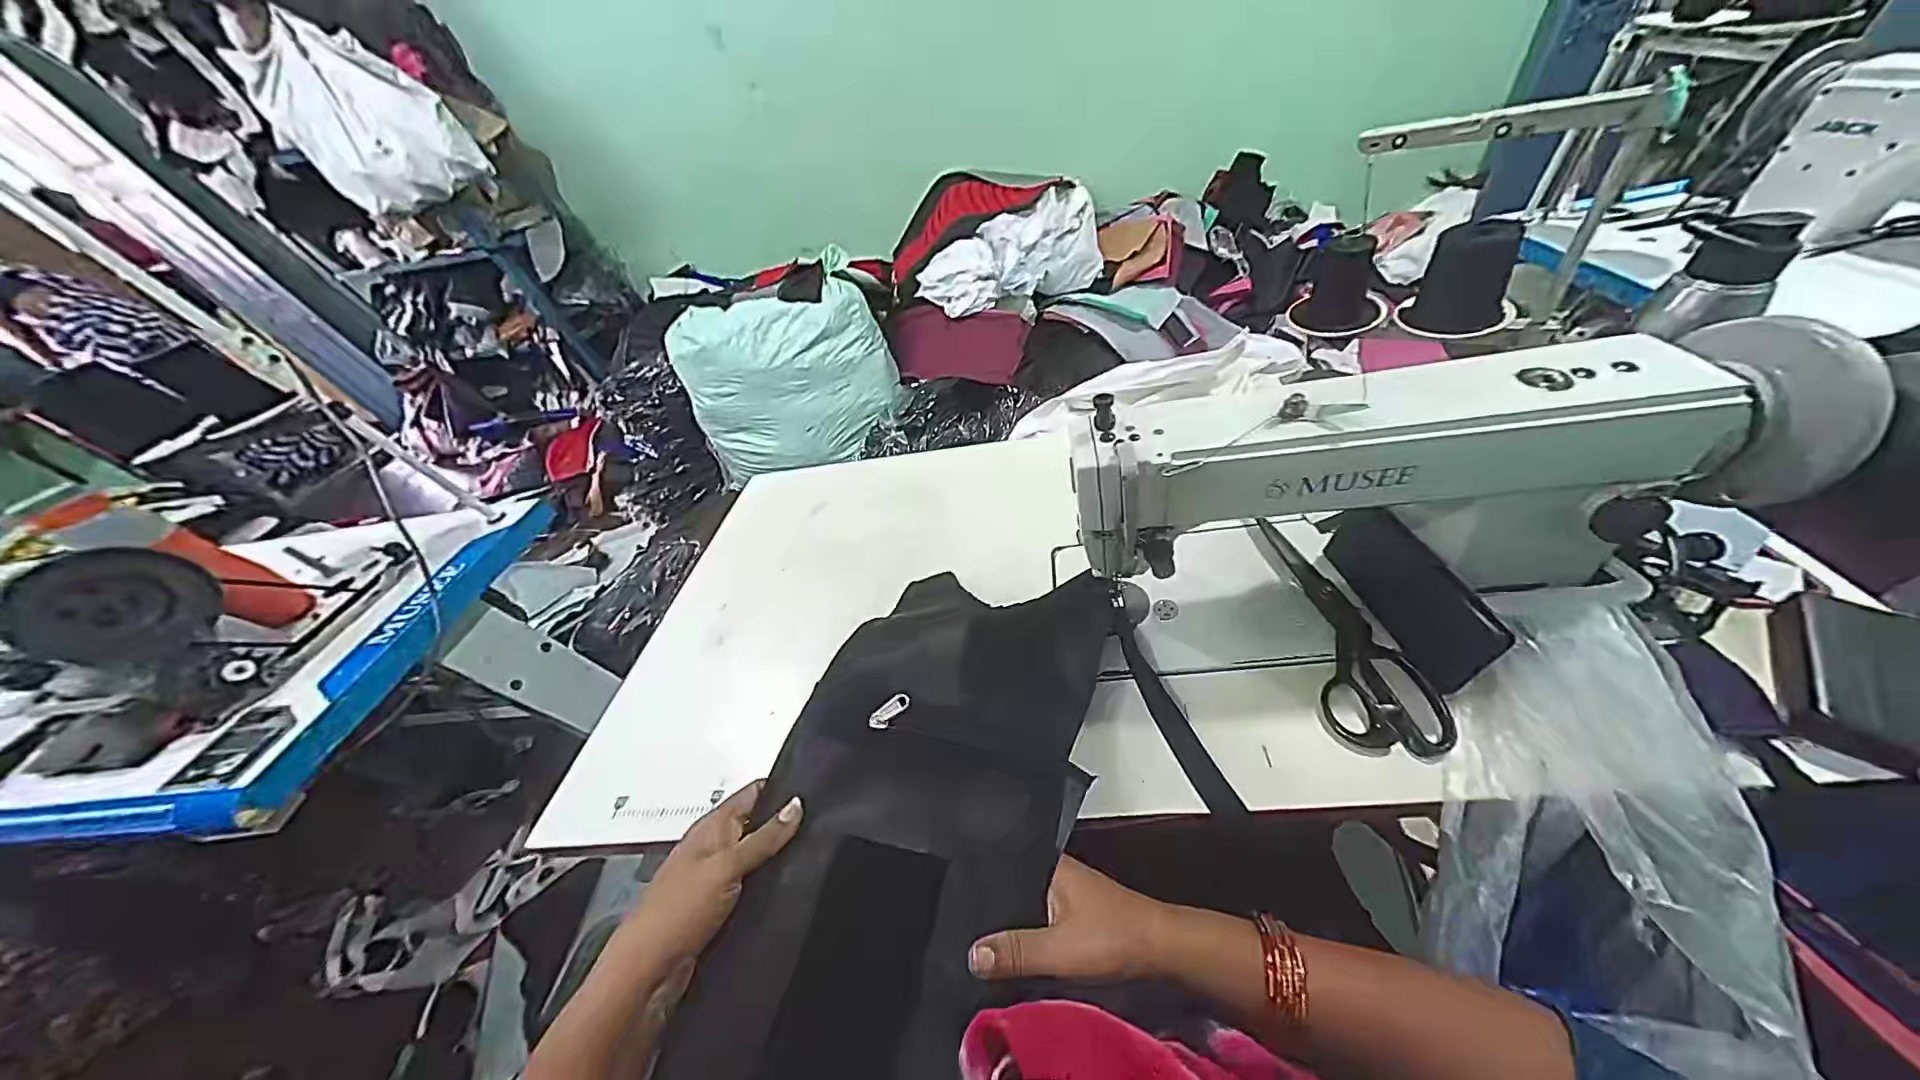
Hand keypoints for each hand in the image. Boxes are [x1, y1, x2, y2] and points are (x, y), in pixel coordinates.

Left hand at [621, 780, 802, 965]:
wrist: (645, 976)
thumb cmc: (671, 915)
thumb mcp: (727, 867)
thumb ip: (764, 837)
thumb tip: (795, 806)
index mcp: (711, 828)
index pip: (753, 793)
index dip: (780, 789)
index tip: (807, 791)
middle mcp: (712, 849)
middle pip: (757, 825)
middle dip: (783, 825)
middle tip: (813, 825)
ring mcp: (714, 879)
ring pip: (756, 859)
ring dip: (775, 860)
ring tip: (803, 857)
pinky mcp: (718, 909)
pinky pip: (751, 888)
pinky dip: (766, 888)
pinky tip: (781, 891)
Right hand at [969, 855, 1174, 981]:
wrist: (1163, 951)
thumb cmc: (1117, 937)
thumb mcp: (1059, 950)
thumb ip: (1015, 951)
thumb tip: (973, 955)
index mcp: (1048, 864)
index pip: (999, 865)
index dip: (977, 888)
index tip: (955, 911)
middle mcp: (1055, 871)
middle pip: (1010, 889)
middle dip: (993, 913)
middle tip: (974, 939)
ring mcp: (1066, 891)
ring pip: (1025, 906)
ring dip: (1012, 927)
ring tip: (994, 949)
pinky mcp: (1074, 912)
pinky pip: (1039, 919)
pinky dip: (1029, 936)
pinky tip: (1023, 955)